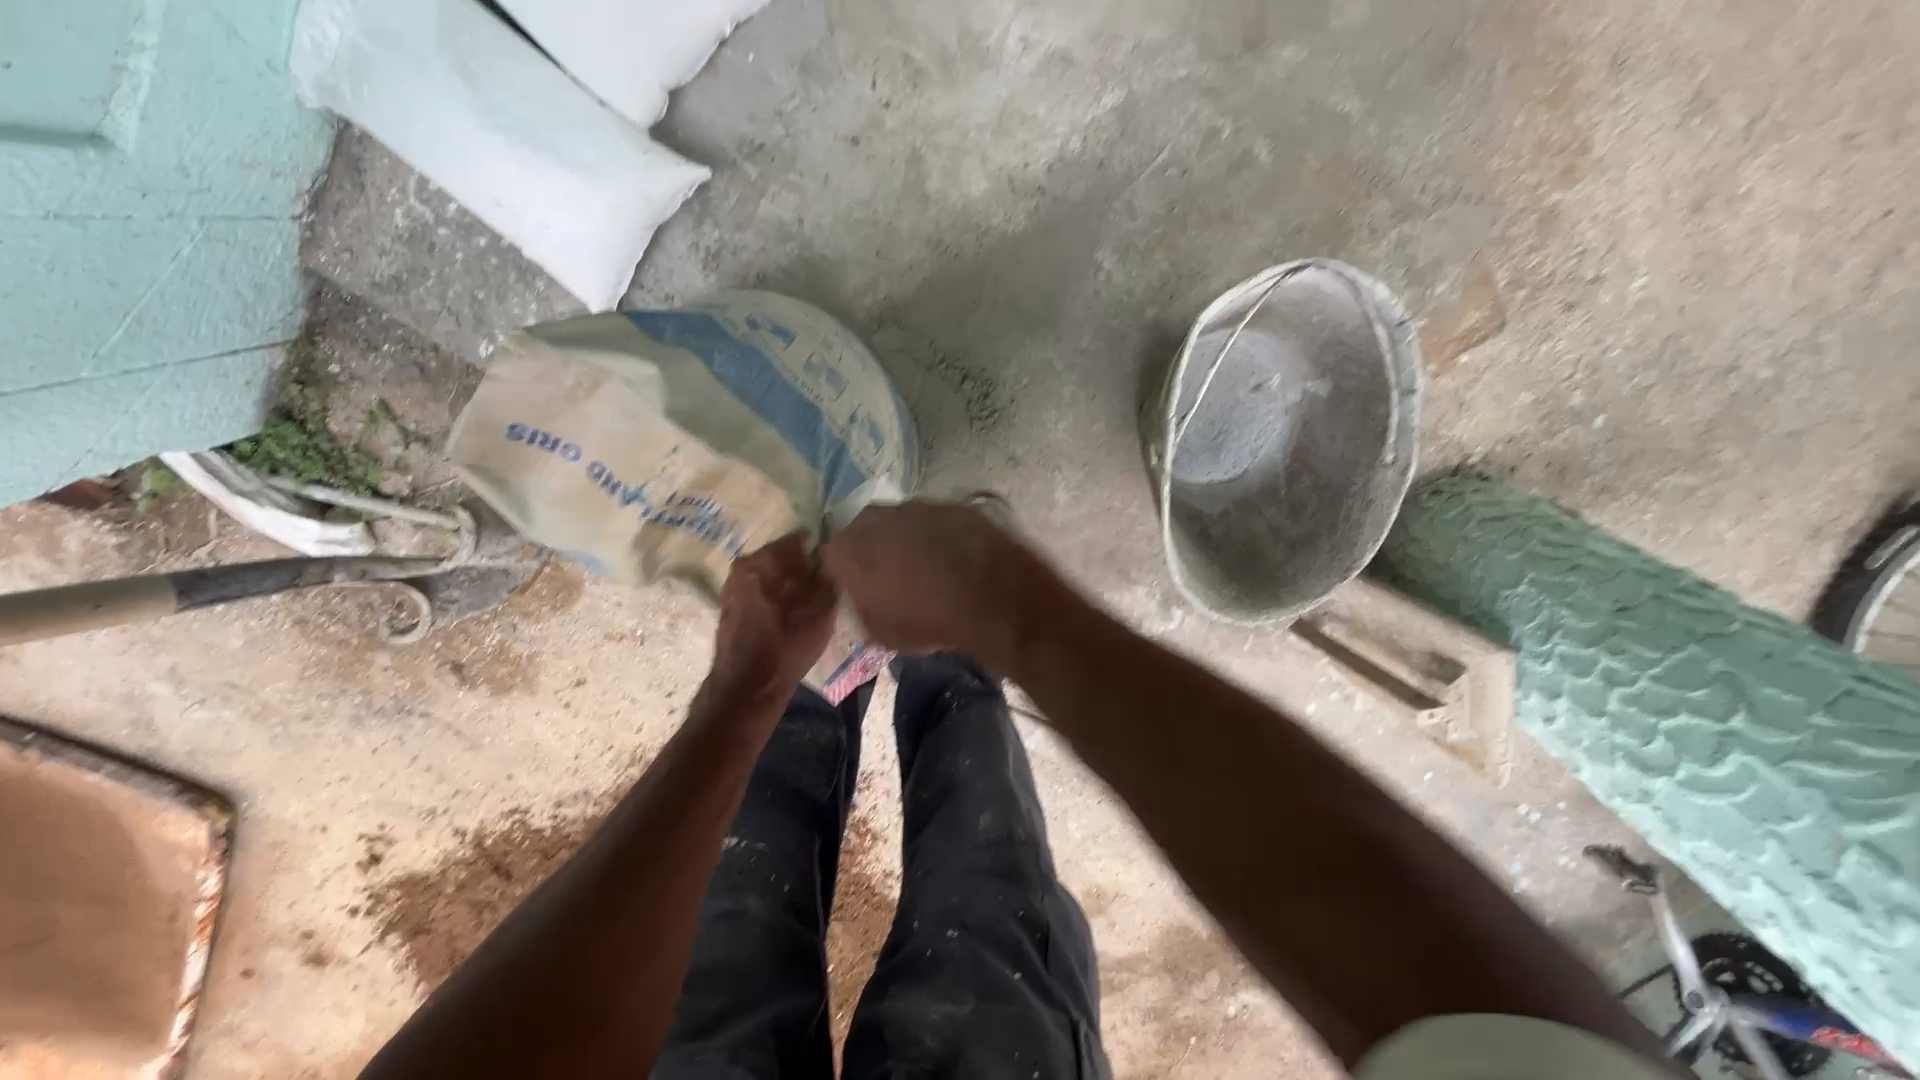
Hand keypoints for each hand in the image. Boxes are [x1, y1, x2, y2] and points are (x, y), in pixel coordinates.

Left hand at [706, 533, 838, 706]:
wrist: (749, 683)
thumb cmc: (791, 642)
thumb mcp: (824, 608)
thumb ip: (828, 575)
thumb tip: (827, 558)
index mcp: (770, 556)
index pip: (800, 538)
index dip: (818, 551)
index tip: (828, 568)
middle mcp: (746, 562)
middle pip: (780, 555)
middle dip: (798, 567)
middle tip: (817, 587)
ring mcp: (732, 584)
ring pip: (766, 574)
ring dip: (782, 584)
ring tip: (800, 605)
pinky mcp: (726, 605)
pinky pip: (755, 591)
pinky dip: (768, 598)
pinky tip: (780, 617)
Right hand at [820, 500, 1054, 663]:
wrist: (991, 597)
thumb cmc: (927, 621)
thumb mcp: (880, 633)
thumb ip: (861, 607)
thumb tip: (863, 598)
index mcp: (849, 548)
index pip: (829, 553)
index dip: (840, 569)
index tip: (852, 585)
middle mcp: (877, 518)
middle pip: (862, 528)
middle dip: (870, 547)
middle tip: (886, 573)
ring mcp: (917, 506)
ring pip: (899, 519)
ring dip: (904, 537)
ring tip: (923, 565)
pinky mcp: (953, 504)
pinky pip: (936, 519)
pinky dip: (939, 534)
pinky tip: (953, 556)